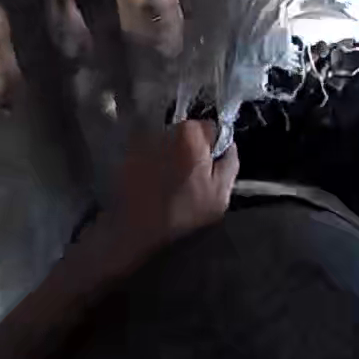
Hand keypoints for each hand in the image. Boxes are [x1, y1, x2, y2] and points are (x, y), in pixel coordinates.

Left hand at [84, 120, 238, 277]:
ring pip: (169, 142)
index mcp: (191, 135)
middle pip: (188, 133)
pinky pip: (150, 153)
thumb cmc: (183, 213)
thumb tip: (229, 145)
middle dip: (192, 149)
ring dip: (172, 156)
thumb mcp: (220, 194)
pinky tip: (155, 184)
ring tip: (171, 182)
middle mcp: (166, 130)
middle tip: (191, 177)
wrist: (137, 232)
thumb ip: (230, 162)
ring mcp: (144, 142)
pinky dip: (154, 163)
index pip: (210, 127)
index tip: (209, 165)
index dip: (213, 146)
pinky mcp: (128, 156)